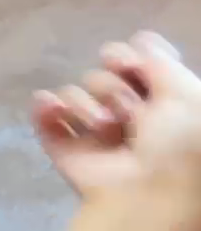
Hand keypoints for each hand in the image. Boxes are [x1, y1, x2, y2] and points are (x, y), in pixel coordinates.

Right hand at [32, 31, 200, 196]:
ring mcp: (91, 127)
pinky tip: (51, 109)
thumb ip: (162, 64)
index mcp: (164, 100)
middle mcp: (127, 110)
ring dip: (87, 105)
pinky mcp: (61, 143)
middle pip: (102, 76)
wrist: (150, 191)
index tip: (130, 63)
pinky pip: (43, 115)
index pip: (137, 64)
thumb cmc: (184, 144)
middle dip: (112, 89)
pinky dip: (46, 110)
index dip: (130, 58)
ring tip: (104, 127)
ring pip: (73, 92)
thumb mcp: (189, 96)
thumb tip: (140, 38)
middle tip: (131, 111)